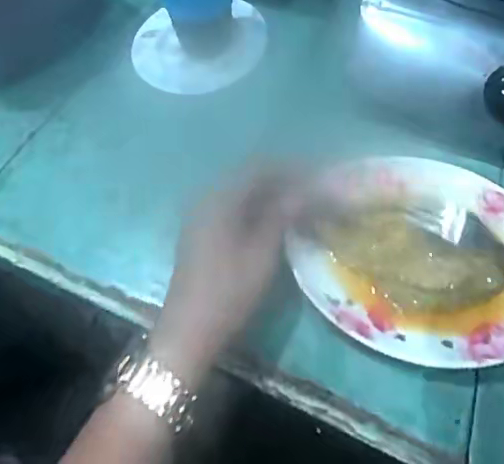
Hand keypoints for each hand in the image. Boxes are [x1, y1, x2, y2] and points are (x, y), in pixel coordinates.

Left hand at [148, 169, 298, 381]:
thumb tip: (304, 190)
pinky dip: (256, 209)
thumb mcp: (262, 253)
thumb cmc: (228, 293)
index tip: (316, 176)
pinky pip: (233, 208)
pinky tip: (274, 221)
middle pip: (250, 178)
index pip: (260, 168)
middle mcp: (208, 198)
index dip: (290, 169)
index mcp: (220, 197)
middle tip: (310, 190)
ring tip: (298, 205)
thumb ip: (282, 215)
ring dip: (269, 195)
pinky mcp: (201, 233)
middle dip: (281, 181)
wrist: (187, 335)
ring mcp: (201, 215)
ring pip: (242, 193)